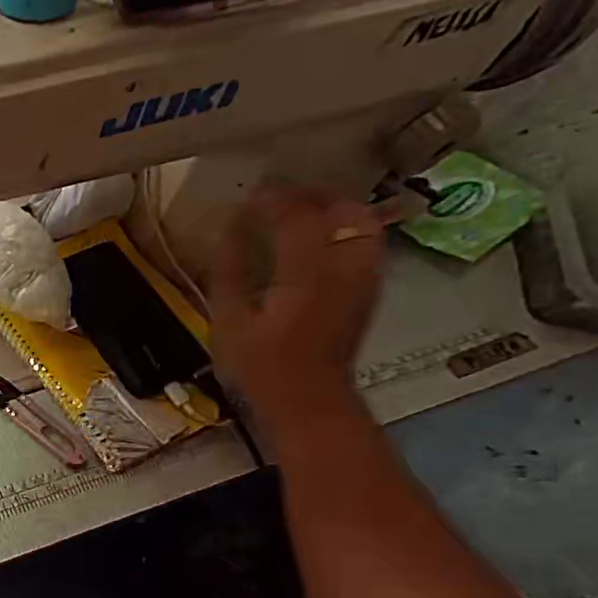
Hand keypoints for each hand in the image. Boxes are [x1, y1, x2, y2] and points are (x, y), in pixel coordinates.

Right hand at [210, 185, 383, 438]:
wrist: (310, 403)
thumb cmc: (262, 369)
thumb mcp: (228, 324)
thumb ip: (229, 272)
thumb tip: (231, 230)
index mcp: (307, 276)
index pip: (296, 216)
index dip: (272, 199)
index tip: (248, 197)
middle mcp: (345, 268)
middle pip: (342, 207)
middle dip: (310, 194)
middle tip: (278, 197)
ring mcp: (364, 278)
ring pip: (362, 220)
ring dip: (331, 207)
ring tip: (299, 212)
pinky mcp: (369, 289)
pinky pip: (364, 240)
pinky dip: (342, 227)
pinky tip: (316, 239)